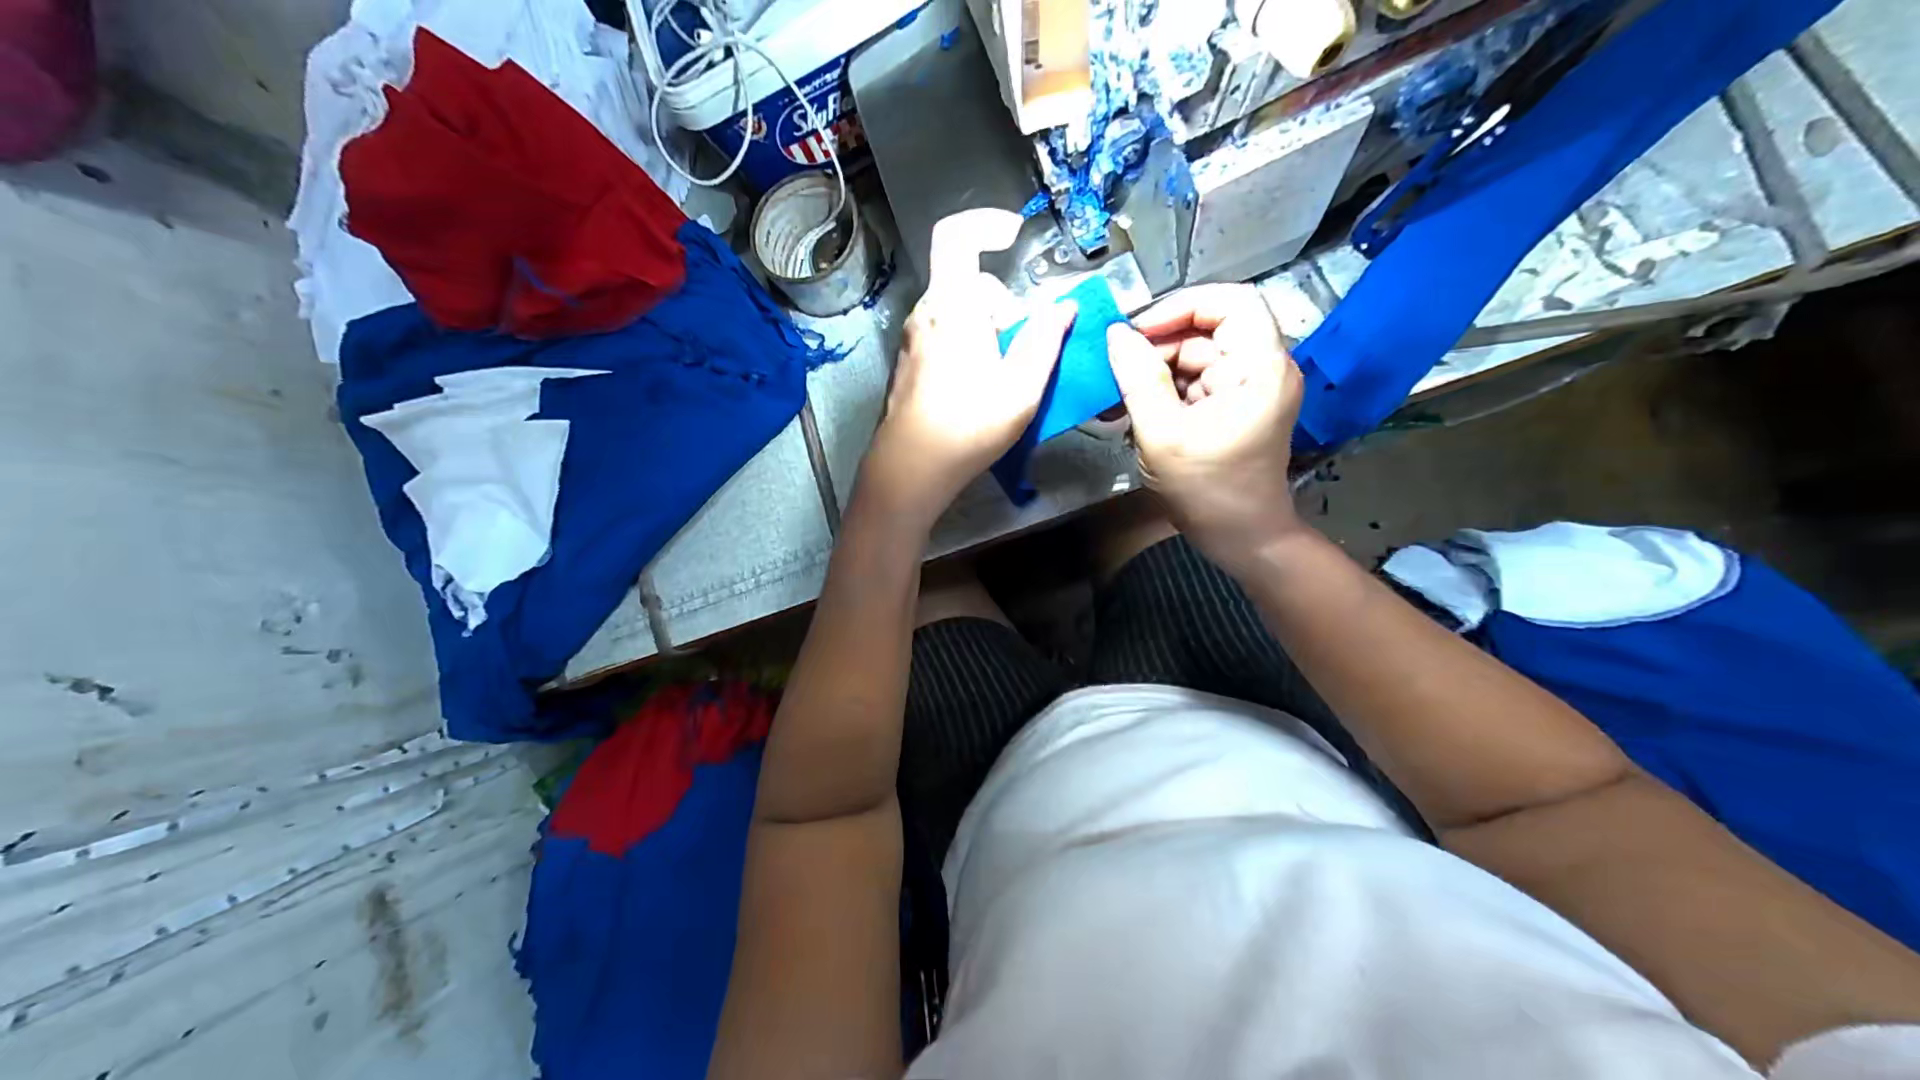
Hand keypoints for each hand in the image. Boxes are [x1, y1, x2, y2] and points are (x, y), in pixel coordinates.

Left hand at [865, 209, 1076, 520]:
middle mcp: (925, 314)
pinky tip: (979, 387)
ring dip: (986, 328)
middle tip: (1022, 345)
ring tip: (1003, 374)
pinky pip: (943, 335)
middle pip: (967, 283)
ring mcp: (912, 340)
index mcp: (952, 307)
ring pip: (956, 312)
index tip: (1015, 236)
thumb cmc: (967, 427)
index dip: (986, 223)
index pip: (957, 236)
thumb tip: (1062, 307)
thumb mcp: (1021, 388)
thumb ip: (1045, 341)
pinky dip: (968, 345)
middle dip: (1002, 303)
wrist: (909, 470)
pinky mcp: (908, 364)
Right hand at [1106, 283, 1306, 570]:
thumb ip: (1138, 379)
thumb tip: (1115, 335)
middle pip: (1207, 331)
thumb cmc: (1208, 491)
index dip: (1183, 305)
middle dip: (1157, 347)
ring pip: (1194, 357)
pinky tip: (1131, 411)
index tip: (1139, 330)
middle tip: (1115, 371)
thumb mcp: (1163, 434)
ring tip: (1115, 398)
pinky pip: (1194, 383)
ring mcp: (1248, 389)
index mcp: (1261, 368)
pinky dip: (1163, 392)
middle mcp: (1262, 369)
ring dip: (1153, 373)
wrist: (1241, 539)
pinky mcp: (1233, 407)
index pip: (1232, 302)